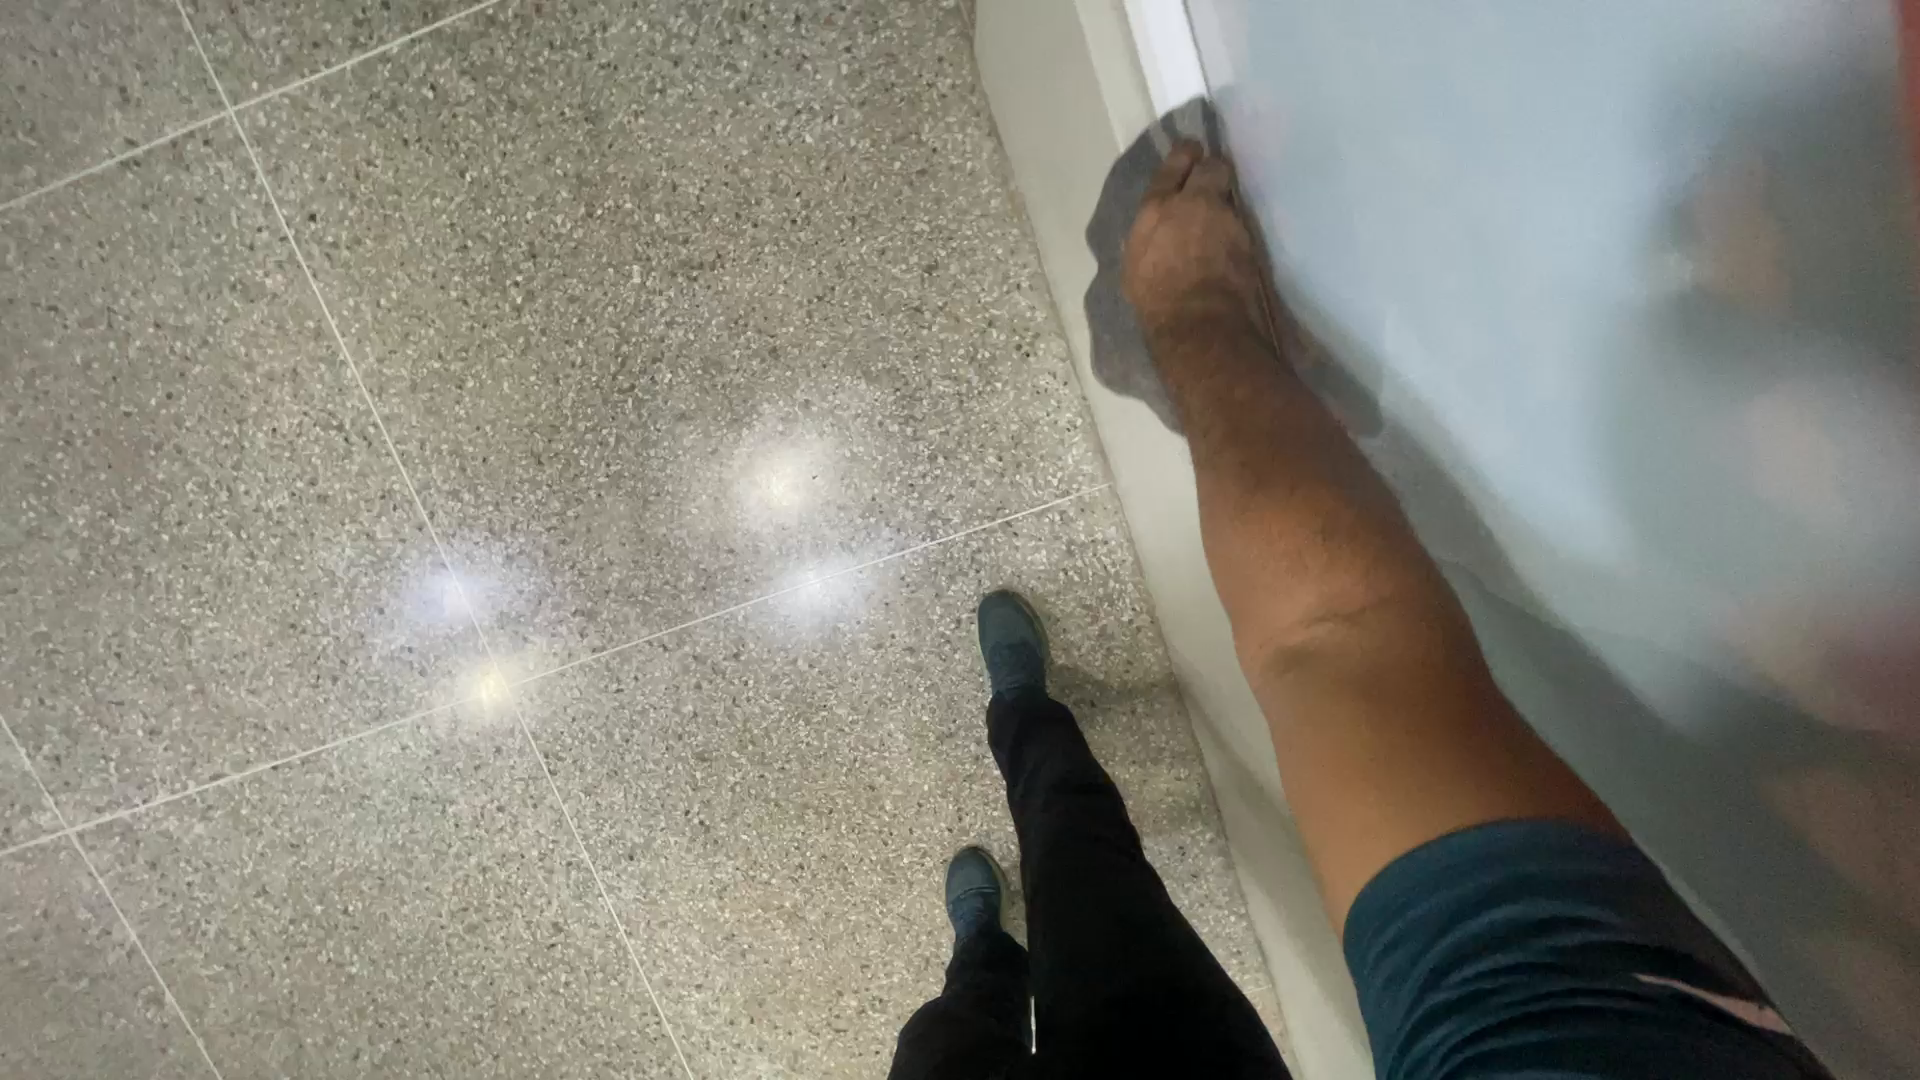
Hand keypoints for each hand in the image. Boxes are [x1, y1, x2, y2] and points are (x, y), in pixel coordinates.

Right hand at [1122, 141, 1270, 346]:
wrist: (1197, 322)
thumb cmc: (1155, 299)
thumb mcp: (1135, 266)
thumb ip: (1148, 236)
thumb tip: (1156, 229)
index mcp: (1156, 208)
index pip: (1175, 164)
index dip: (1184, 156)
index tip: (1190, 153)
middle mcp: (1194, 203)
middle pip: (1212, 166)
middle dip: (1211, 170)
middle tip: (1209, 182)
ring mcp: (1226, 218)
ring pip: (1228, 197)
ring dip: (1222, 207)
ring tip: (1216, 226)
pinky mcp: (1248, 238)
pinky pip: (1239, 225)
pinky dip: (1233, 233)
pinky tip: (1227, 250)